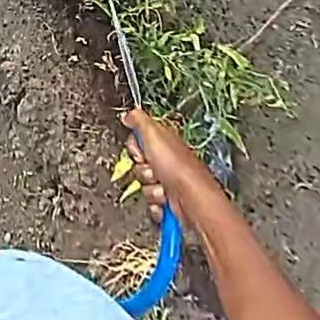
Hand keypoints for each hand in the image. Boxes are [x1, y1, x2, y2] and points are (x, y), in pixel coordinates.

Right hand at [121, 108, 222, 227]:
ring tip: (163, 188)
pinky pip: (151, 203)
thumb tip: (127, 113)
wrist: (192, 199)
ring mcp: (168, 181)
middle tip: (153, 171)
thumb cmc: (176, 166)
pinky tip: (164, 201)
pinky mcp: (169, 200)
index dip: (135, 148)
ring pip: (143, 184)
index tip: (141, 152)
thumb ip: (138, 120)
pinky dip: (156, 205)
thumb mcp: (153, 134)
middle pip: (138, 164)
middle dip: (142, 170)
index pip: (137, 141)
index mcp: (163, 141)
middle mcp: (166, 160)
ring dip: (150, 189)